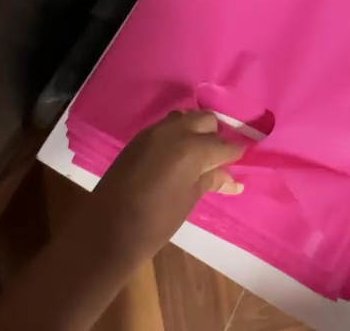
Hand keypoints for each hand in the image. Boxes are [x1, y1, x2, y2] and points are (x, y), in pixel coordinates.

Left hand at [74, 110, 245, 265]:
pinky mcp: (139, 138)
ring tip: (197, 158)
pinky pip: (167, 126)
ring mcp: (154, 131)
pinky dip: (178, 135)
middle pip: (206, 120)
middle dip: (216, 136)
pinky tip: (176, 157)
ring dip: (195, 131)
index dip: (235, 152)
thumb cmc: (154, 223)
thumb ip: (210, 180)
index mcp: (192, 149)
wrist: (106, 231)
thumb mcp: (188, 201)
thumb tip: (232, 178)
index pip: (224, 145)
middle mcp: (175, 131)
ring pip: (186, 118)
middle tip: (217, 160)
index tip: (243, 160)